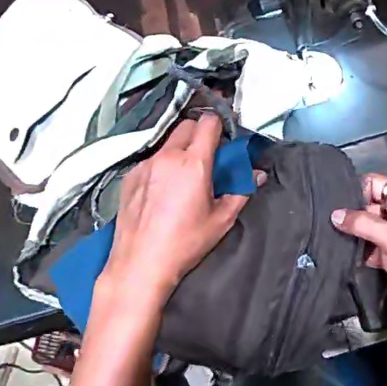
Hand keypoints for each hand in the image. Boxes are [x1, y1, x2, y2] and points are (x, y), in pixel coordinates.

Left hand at [100, 112, 249, 302]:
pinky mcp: (130, 176)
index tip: (224, 143)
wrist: (141, 262)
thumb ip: (241, 191)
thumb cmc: (185, 243)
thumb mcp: (221, 220)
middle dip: (200, 135)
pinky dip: (161, 167)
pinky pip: (150, 161)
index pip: (208, 123)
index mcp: (193, 163)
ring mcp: (145, 165)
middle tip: (208, 160)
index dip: (219, 127)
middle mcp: (167, 157)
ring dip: (180, 151)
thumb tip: (256, 176)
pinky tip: (162, 192)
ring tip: (184, 179)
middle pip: (187, 126)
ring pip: (167, 144)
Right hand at [331, 174, 386, 329]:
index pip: (376, 185)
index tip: (334, 200)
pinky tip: (345, 258)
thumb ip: (365, 225)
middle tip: (327, 222)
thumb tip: (339, 215)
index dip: (356, 189)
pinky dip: (359, 255)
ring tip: (330, 239)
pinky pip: (371, 253)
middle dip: (350, 214)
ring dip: (353, 236)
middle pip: (369, 208)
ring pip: (368, 232)